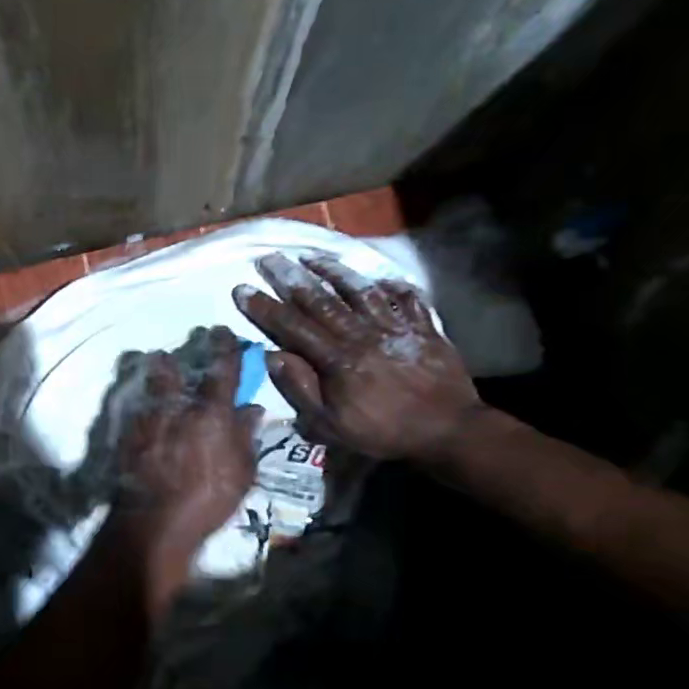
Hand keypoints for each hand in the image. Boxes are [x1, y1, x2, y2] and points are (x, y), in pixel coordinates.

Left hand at [111, 328, 262, 570]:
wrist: (154, 523)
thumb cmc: (207, 502)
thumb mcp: (241, 474)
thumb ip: (246, 437)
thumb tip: (252, 409)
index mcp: (211, 414)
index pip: (222, 369)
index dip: (224, 346)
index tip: (221, 331)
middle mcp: (176, 408)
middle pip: (173, 367)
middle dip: (178, 355)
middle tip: (181, 352)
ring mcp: (146, 419)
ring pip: (147, 382)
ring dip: (155, 373)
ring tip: (157, 371)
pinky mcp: (125, 434)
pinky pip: (133, 405)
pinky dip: (140, 399)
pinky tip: (143, 405)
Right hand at [234, 253, 484, 462]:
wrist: (446, 429)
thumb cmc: (381, 431)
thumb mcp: (330, 423)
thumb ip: (300, 388)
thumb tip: (273, 356)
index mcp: (336, 359)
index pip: (293, 326)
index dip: (265, 307)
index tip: (243, 289)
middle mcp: (362, 334)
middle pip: (321, 300)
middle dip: (290, 278)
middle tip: (269, 259)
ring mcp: (394, 327)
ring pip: (359, 290)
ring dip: (333, 270)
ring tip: (312, 256)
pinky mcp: (422, 328)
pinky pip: (404, 298)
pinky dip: (390, 285)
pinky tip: (377, 277)